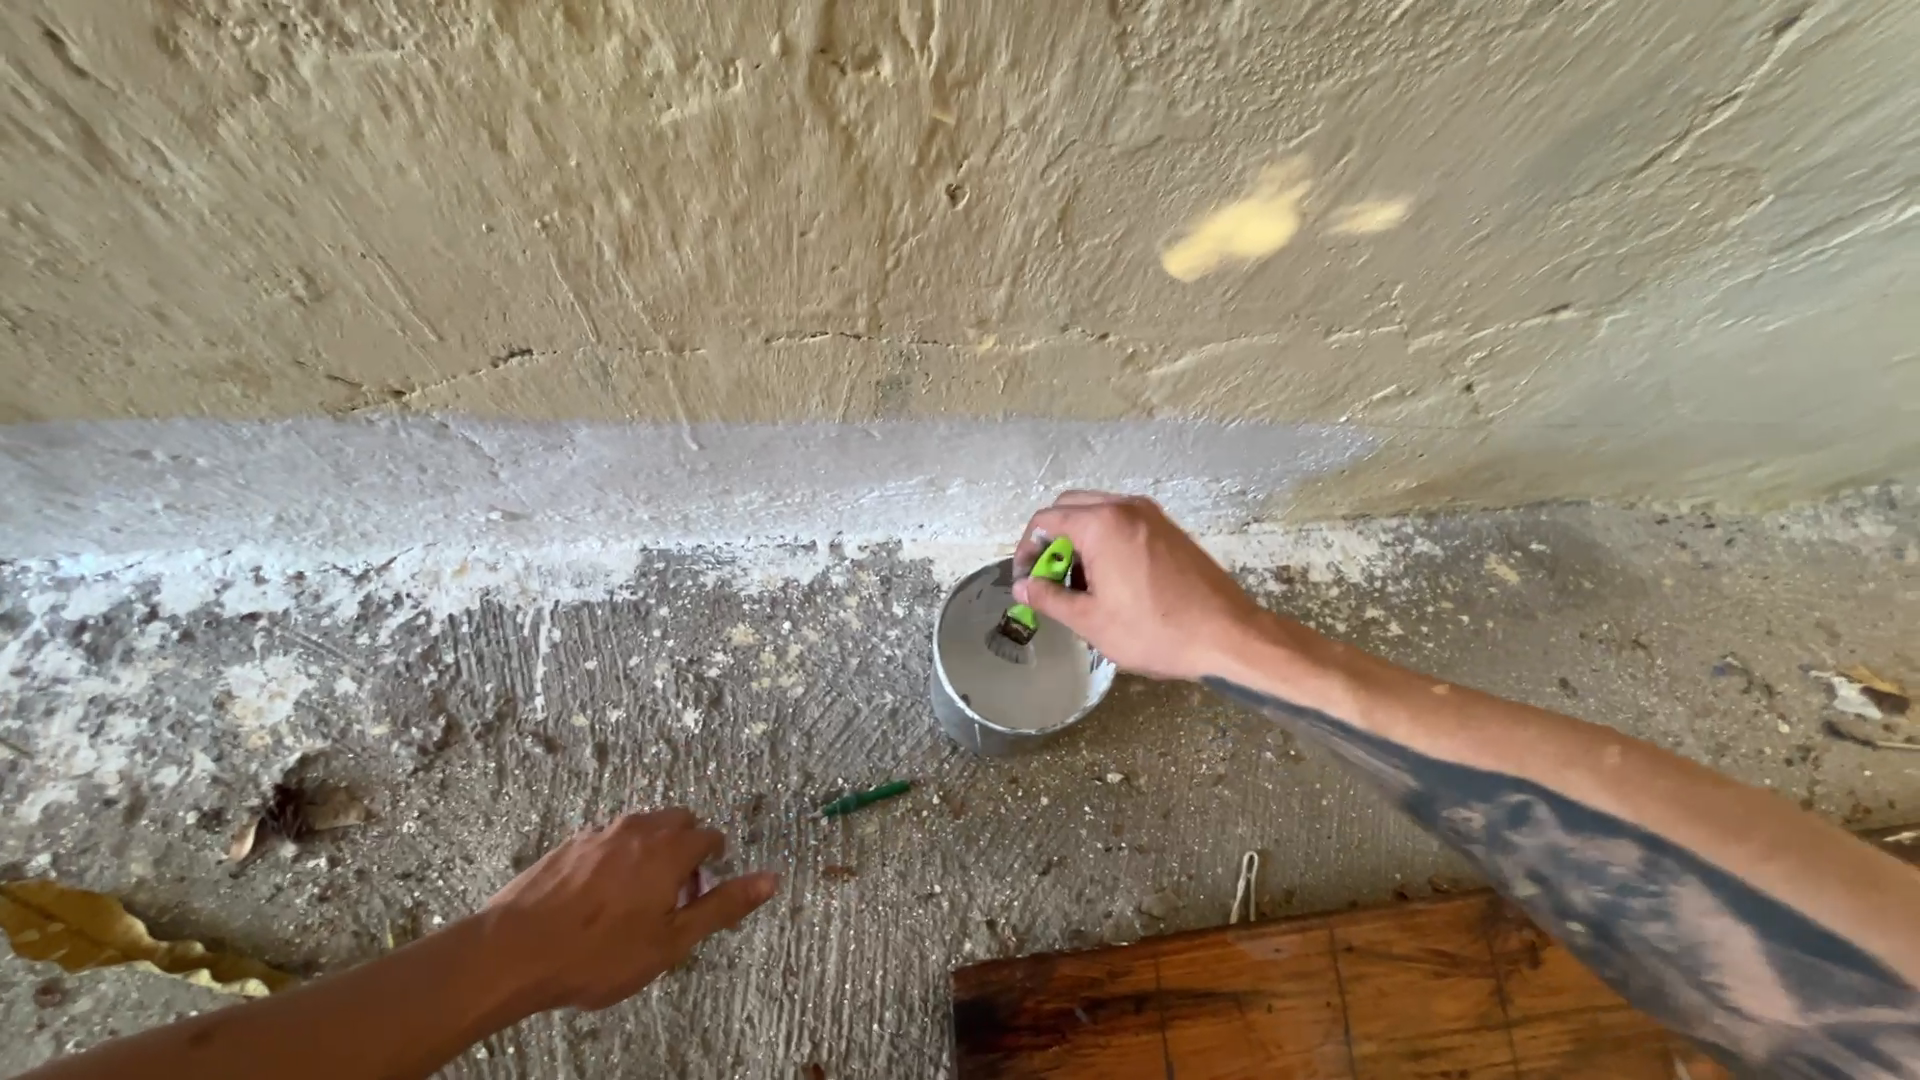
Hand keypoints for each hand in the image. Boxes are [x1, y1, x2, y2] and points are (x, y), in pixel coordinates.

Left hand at [482, 809, 778, 1012]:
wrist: (512, 953)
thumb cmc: (598, 953)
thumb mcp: (671, 941)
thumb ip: (723, 905)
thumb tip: (771, 879)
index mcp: (669, 848)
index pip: (709, 835)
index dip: (713, 861)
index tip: (700, 891)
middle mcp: (639, 828)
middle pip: (678, 820)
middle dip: (685, 847)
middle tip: (672, 895)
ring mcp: (600, 832)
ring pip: (642, 826)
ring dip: (651, 850)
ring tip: (635, 898)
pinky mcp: (569, 842)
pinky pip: (608, 837)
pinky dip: (616, 855)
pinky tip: (598, 896)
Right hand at [1011, 491, 1285, 680]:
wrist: (1227, 636)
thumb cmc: (1154, 630)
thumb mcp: (1090, 621)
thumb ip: (1049, 598)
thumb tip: (1023, 587)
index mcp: (1101, 524)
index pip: (1046, 520)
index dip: (1027, 550)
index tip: (1027, 580)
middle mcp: (1125, 507)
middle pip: (1070, 507)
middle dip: (1052, 540)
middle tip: (1050, 579)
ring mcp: (1151, 515)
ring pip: (1098, 513)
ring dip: (1079, 539)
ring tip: (1080, 584)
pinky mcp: (1168, 529)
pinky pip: (1123, 522)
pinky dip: (1105, 540)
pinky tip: (1110, 580)